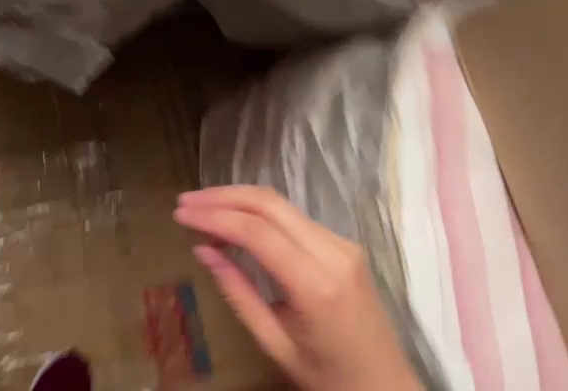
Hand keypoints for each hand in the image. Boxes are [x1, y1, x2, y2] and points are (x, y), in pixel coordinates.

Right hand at [175, 186, 419, 390]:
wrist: (387, 390)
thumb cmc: (328, 377)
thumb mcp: (276, 344)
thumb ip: (238, 292)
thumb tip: (201, 249)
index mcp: (317, 285)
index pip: (256, 231)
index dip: (214, 216)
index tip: (180, 214)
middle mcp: (334, 253)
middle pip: (268, 203)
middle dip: (221, 196)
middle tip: (185, 202)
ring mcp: (343, 244)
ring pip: (280, 203)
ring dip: (238, 200)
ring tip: (202, 209)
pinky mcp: (345, 244)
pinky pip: (293, 216)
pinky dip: (258, 212)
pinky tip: (235, 223)